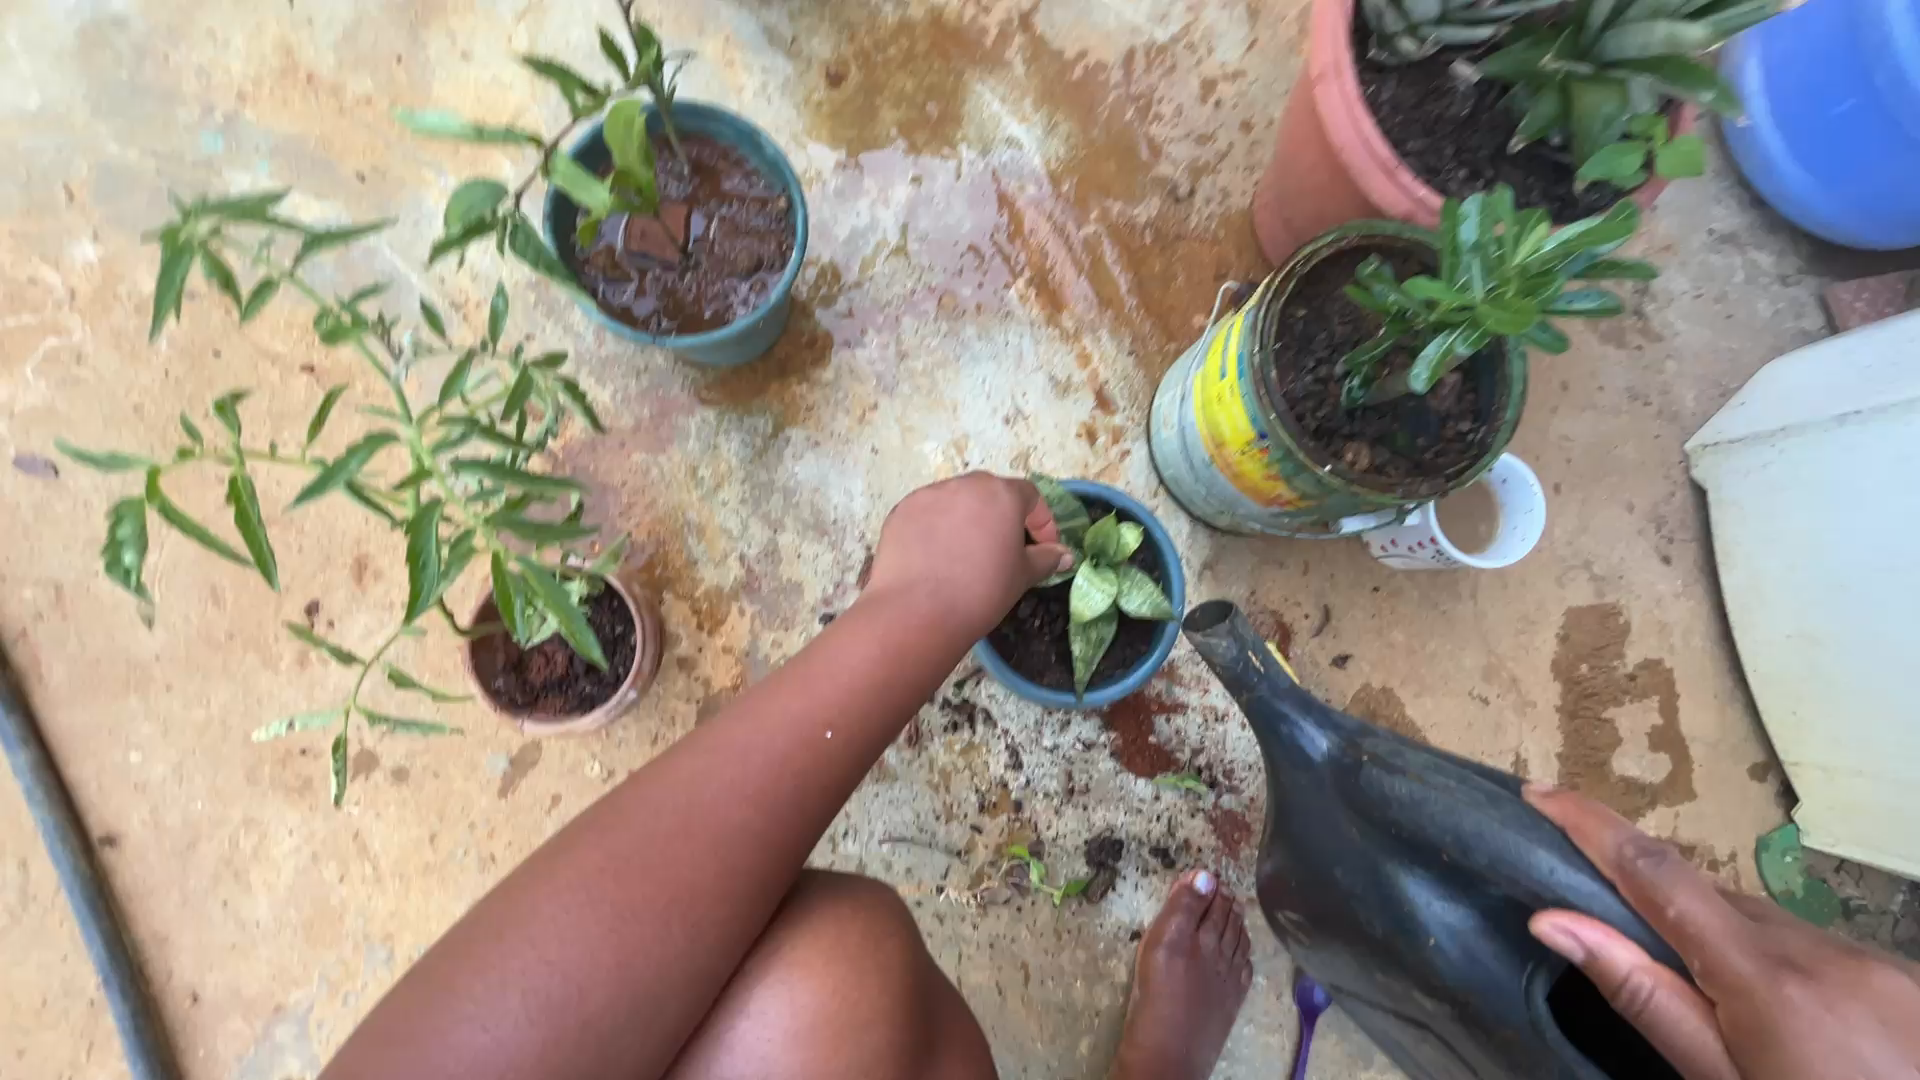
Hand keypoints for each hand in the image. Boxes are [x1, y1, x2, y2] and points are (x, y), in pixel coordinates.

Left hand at [862, 472, 1073, 639]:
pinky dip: (937, 528)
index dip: (1041, 522)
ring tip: (968, 554)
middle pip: (991, 493)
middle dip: (1003, 517)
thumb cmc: (981, 592)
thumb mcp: (1021, 576)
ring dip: (968, 520)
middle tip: (1005, 550)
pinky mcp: (902, 510)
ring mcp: (930, 495)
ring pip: (957, 501)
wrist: (918, 611)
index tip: (1043, 549)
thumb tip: (1064, 555)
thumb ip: (1045, 559)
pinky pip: (928, 513)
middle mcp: (966, 485)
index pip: (1030, 497)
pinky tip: (936, 557)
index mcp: (1001, 494)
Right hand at [1525, 785, 1919, 1079]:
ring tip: (1744, 1017)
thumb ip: (1643, 996)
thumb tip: (1549, 919)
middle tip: (1644, 960)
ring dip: (1731, 943)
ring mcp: (1883, 965)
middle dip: (1666, 912)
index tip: (1539, 792)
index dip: (1590, 824)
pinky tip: (1807, 1025)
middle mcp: (1825, 951)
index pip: (1655, 872)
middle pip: (1712, 899)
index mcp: (1766, 978)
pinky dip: (1789, 967)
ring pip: (1768, 925)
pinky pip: (1821, 950)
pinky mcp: (1914, 980)